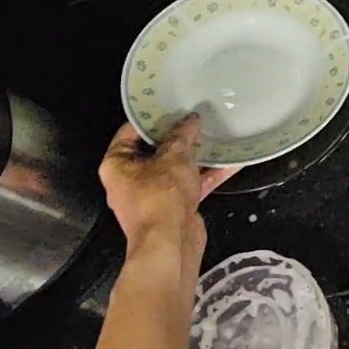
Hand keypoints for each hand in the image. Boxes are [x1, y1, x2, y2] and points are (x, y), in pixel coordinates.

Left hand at [99, 115, 236, 260]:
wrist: (170, 245)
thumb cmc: (161, 196)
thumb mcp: (174, 156)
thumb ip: (183, 134)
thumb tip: (191, 119)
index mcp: (118, 165)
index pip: (130, 131)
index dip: (151, 116)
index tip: (170, 103)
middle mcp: (131, 180)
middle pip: (155, 149)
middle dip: (178, 135)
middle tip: (195, 116)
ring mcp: (153, 195)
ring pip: (176, 167)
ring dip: (196, 155)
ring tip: (216, 134)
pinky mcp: (174, 208)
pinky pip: (191, 184)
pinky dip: (208, 174)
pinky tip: (230, 161)